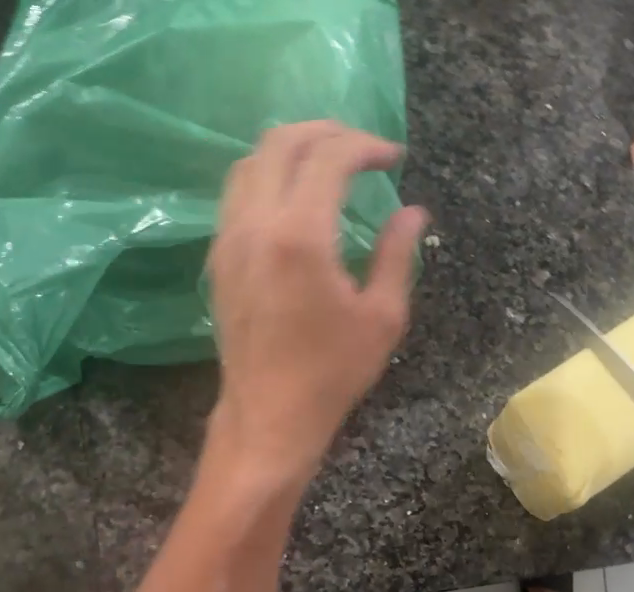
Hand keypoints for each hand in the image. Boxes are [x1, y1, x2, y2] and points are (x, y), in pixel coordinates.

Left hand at [206, 120, 429, 475]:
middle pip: (282, 142)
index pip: (329, 157)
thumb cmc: (333, 373)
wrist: (269, 415)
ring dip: (293, 149)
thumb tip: (414, 213)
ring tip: (329, 164)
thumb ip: (397, 256)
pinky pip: (238, 192)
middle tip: (363, 149)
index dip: (366, 146)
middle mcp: (256, 223)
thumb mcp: (382, 318)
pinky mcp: (219, 256)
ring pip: (252, 161)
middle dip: (327, 133)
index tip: (394, 158)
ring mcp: (229, 237)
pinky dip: (270, 175)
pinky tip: (295, 198)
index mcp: (301, 235)